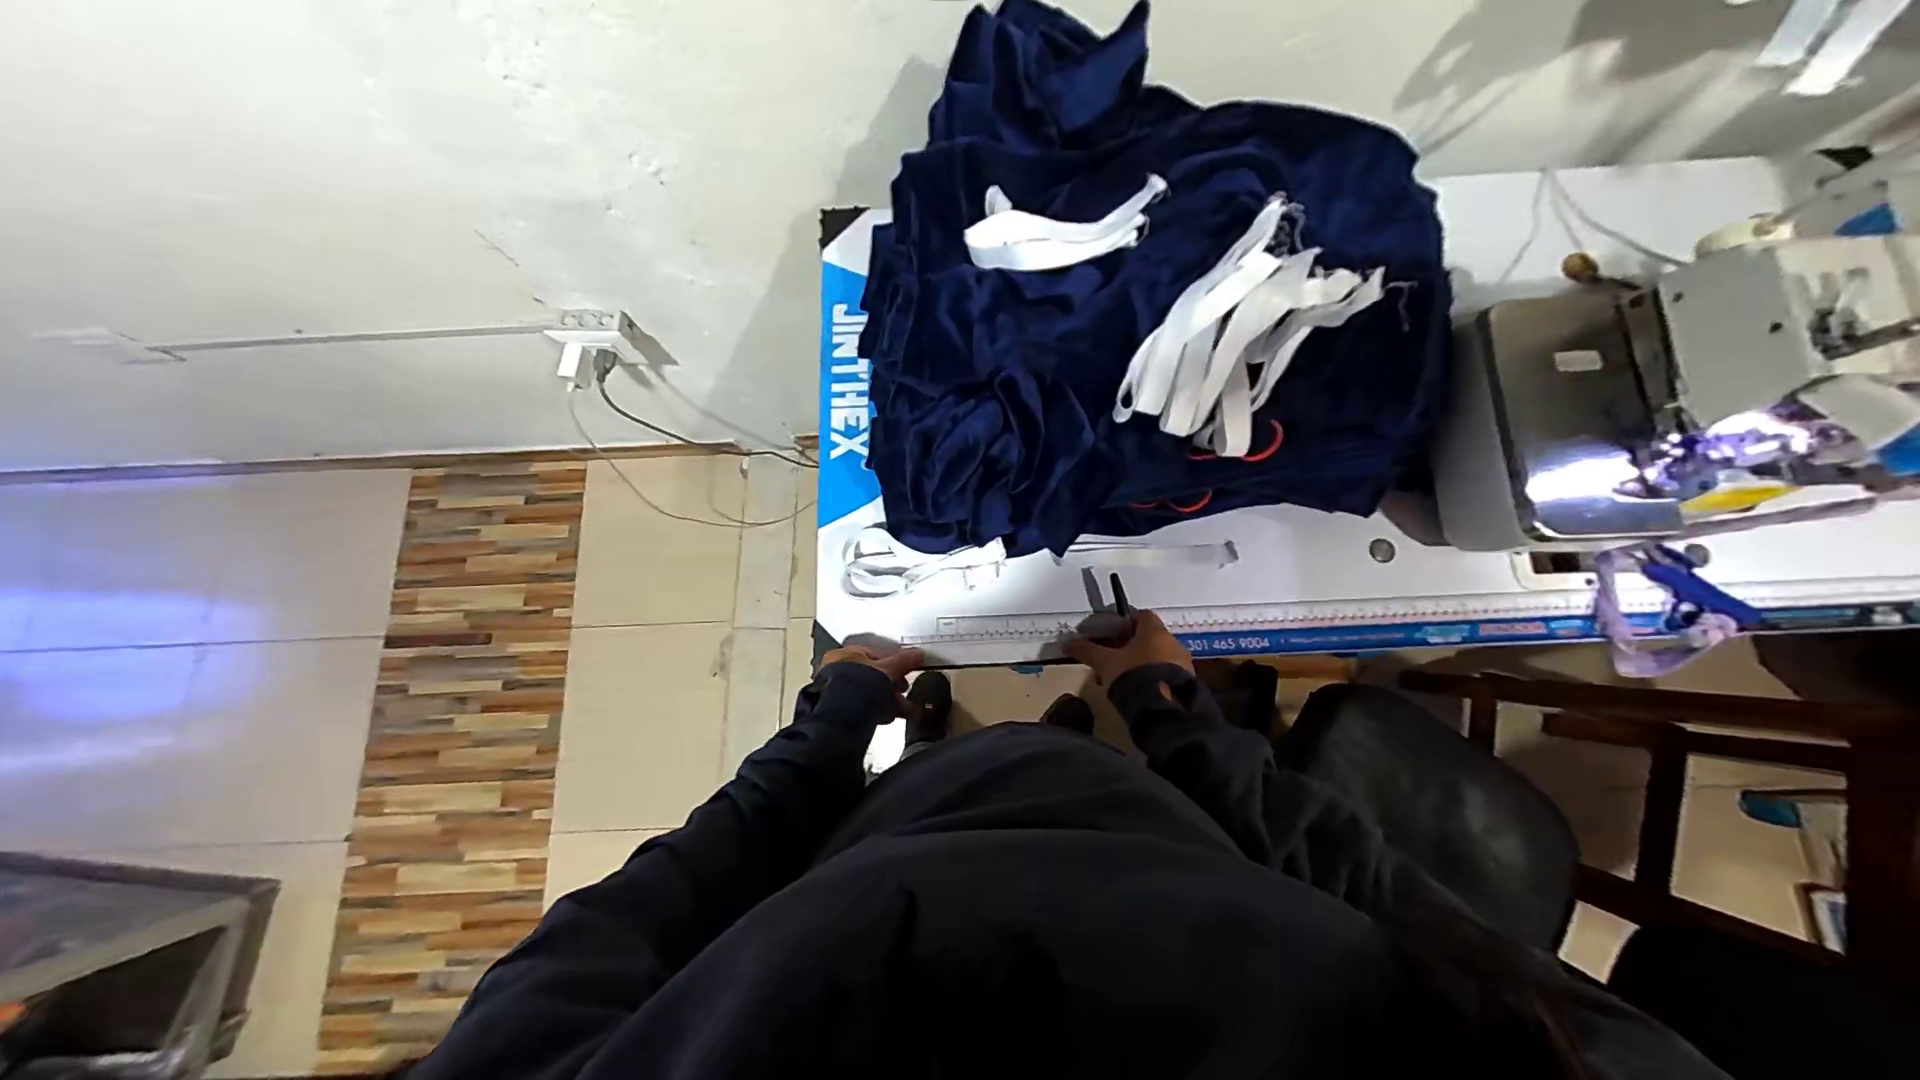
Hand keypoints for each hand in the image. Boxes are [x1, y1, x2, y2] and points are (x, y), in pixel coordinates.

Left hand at [819, 644, 925, 715]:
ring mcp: (837, 690)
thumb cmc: (857, 686)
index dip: (894, 661)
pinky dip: (877, 710)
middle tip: (904, 690)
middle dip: (893, 685)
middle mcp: (837, 670)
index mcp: (846, 654)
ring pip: (870, 692)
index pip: (875, 653)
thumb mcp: (889, 669)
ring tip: (904, 709)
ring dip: (889, 700)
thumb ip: (905, 660)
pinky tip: (888, 716)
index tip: (906, 669)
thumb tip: (918, 654)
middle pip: (873, 674)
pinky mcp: (840, 709)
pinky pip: (863, 706)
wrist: (840, 718)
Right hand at [1063, 610, 1191, 685]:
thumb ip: (1087, 651)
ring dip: (1142, 664)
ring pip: (1158, 657)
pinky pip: (1167, 674)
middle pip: (1150, 637)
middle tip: (1113, 659)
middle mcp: (1173, 644)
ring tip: (1122, 680)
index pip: (1143, 616)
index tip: (1111, 634)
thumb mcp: (1104, 663)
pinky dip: (1153, 678)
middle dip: (1131, 646)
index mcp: (1155, 632)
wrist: (1162, 712)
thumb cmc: (1132, 676)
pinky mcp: (1187, 685)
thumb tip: (1068, 643)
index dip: (1126, 622)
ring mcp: (1184, 665)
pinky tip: (1138, 692)